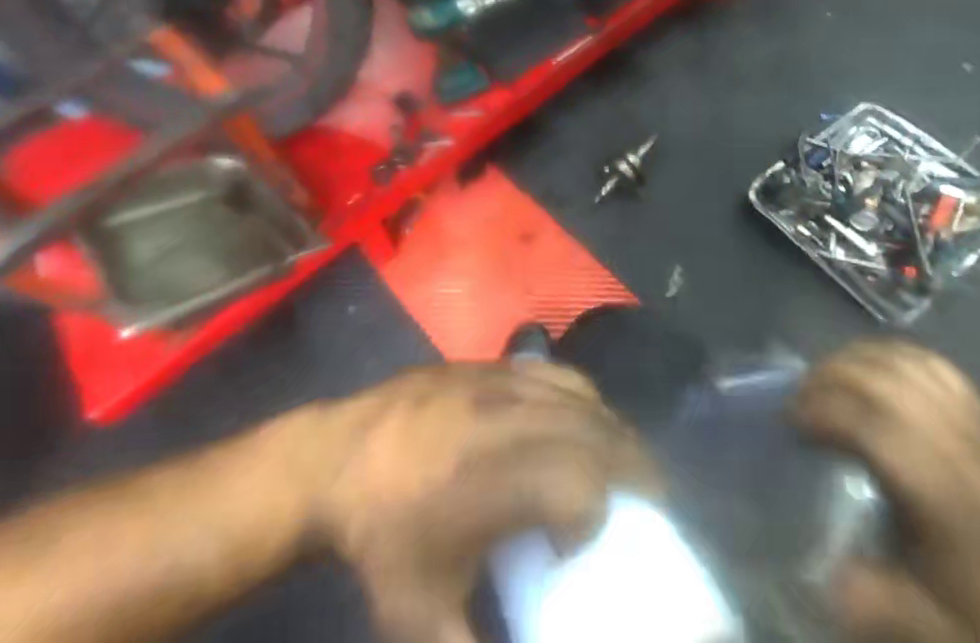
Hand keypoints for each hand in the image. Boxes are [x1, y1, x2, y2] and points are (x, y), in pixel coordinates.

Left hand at [295, 362, 655, 642]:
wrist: (333, 461)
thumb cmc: (380, 542)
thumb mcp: (419, 615)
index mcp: (493, 485)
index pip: (581, 487)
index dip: (596, 517)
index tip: (576, 547)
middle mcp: (509, 423)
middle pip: (599, 435)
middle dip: (634, 469)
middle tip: (646, 501)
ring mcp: (504, 384)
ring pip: (587, 398)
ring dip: (617, 432)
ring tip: (624, 462)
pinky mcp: (496, 364)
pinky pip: (562, 374)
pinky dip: (587, 401)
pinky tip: (585, 422)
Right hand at [794, 340, 979, 642]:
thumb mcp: (934, 634)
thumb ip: (870, 601)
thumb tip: (820, 569)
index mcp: (952, 502)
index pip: (879, 427)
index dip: (826, 410)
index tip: (790, 419)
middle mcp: (970, 452)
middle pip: (896, 383)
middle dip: (838, 374)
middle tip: (800, 394)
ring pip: (922, 366)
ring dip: (868, 359)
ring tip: (831, 377)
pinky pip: (946, 374)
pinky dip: (903, 360)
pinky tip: (881, 377)